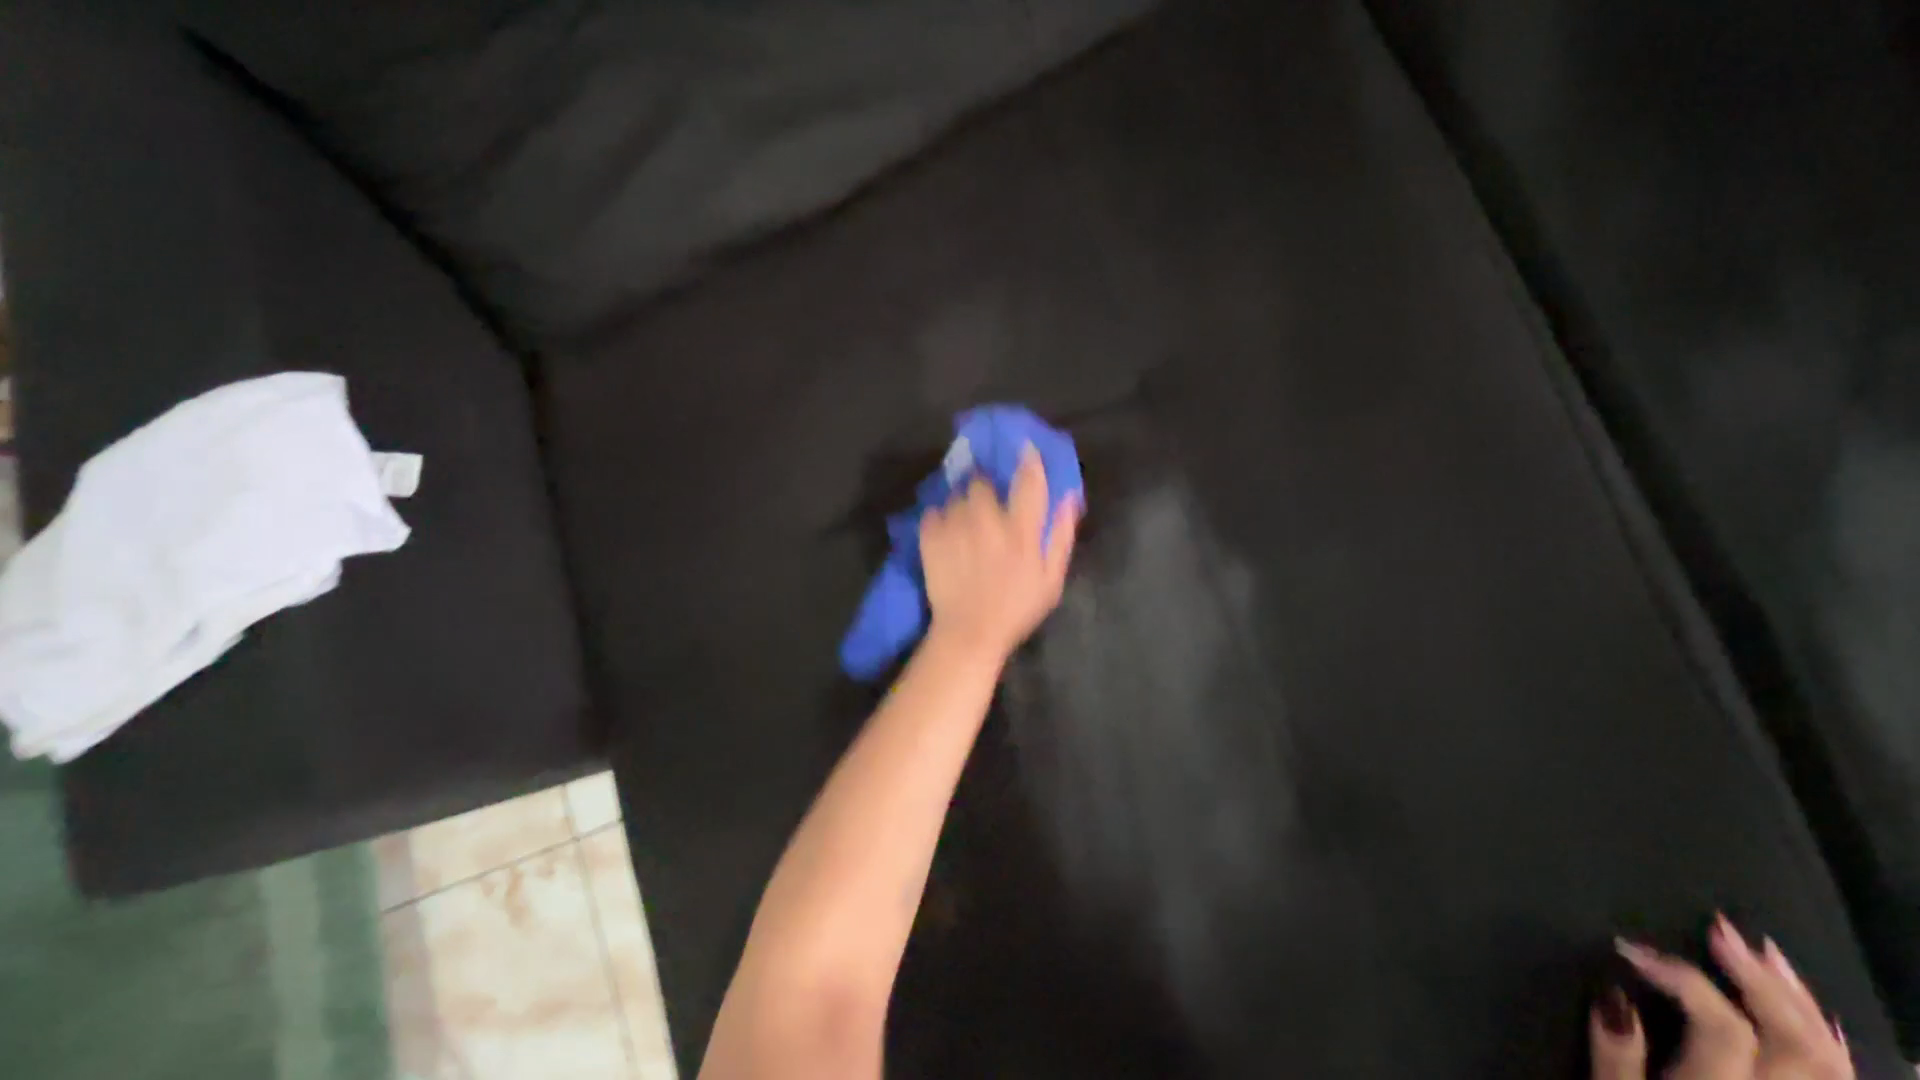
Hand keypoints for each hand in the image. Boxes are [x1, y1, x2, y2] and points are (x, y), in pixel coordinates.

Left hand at [920, 444, 1079, 660]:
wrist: (969, 633)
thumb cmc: (1017, 609)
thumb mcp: (1052, 579)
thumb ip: (1062, 536)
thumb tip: (1069, 498)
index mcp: (1021, 531)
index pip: (1028, 481)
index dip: (1028, 460)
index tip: (1025, 448)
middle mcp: (987, 521)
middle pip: (983, 482)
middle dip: (986, 487)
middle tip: (987, 502)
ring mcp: (955, 526)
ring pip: (957, 495)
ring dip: (962, 503)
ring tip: (964, 522)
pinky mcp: (930, 536)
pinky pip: (934, 512)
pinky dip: (940, 518)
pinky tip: (946, 535)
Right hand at [1592, 916, 1853, 1078]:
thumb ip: (1617, 1056)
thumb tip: (1612, 994)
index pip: (1720, 1024)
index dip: (1678, 978)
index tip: (1628, 947)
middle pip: (1790, 1038)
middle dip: (1756, 977)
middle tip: (1719, 927)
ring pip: (1825, 1055)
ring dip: (1796, 997)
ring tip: (1764, 951)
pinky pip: (1840, 1075)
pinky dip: (1826, 1035)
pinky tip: (1810, 1009)